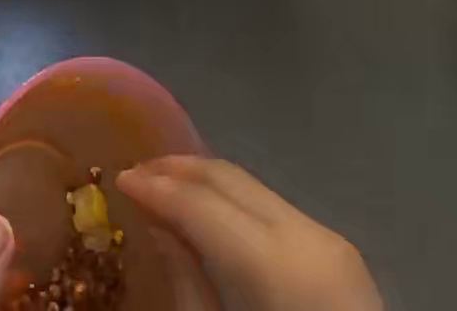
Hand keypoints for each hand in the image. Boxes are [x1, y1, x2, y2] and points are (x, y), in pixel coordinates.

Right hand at [118, 157, 381, 310]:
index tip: (120, 177)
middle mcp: (307, 233)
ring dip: (203, 179)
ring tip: (163, 182)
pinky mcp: (336, 246)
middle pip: (230, 177)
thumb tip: (160, 227)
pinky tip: (208, 208)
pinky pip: (271, 206)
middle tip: (135, 170)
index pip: (204, 204)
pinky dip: (233, 199)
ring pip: (251, 184)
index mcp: (278, 266)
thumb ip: (190, 287)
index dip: (157, 187)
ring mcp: (328, 235)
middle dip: (177, 168)